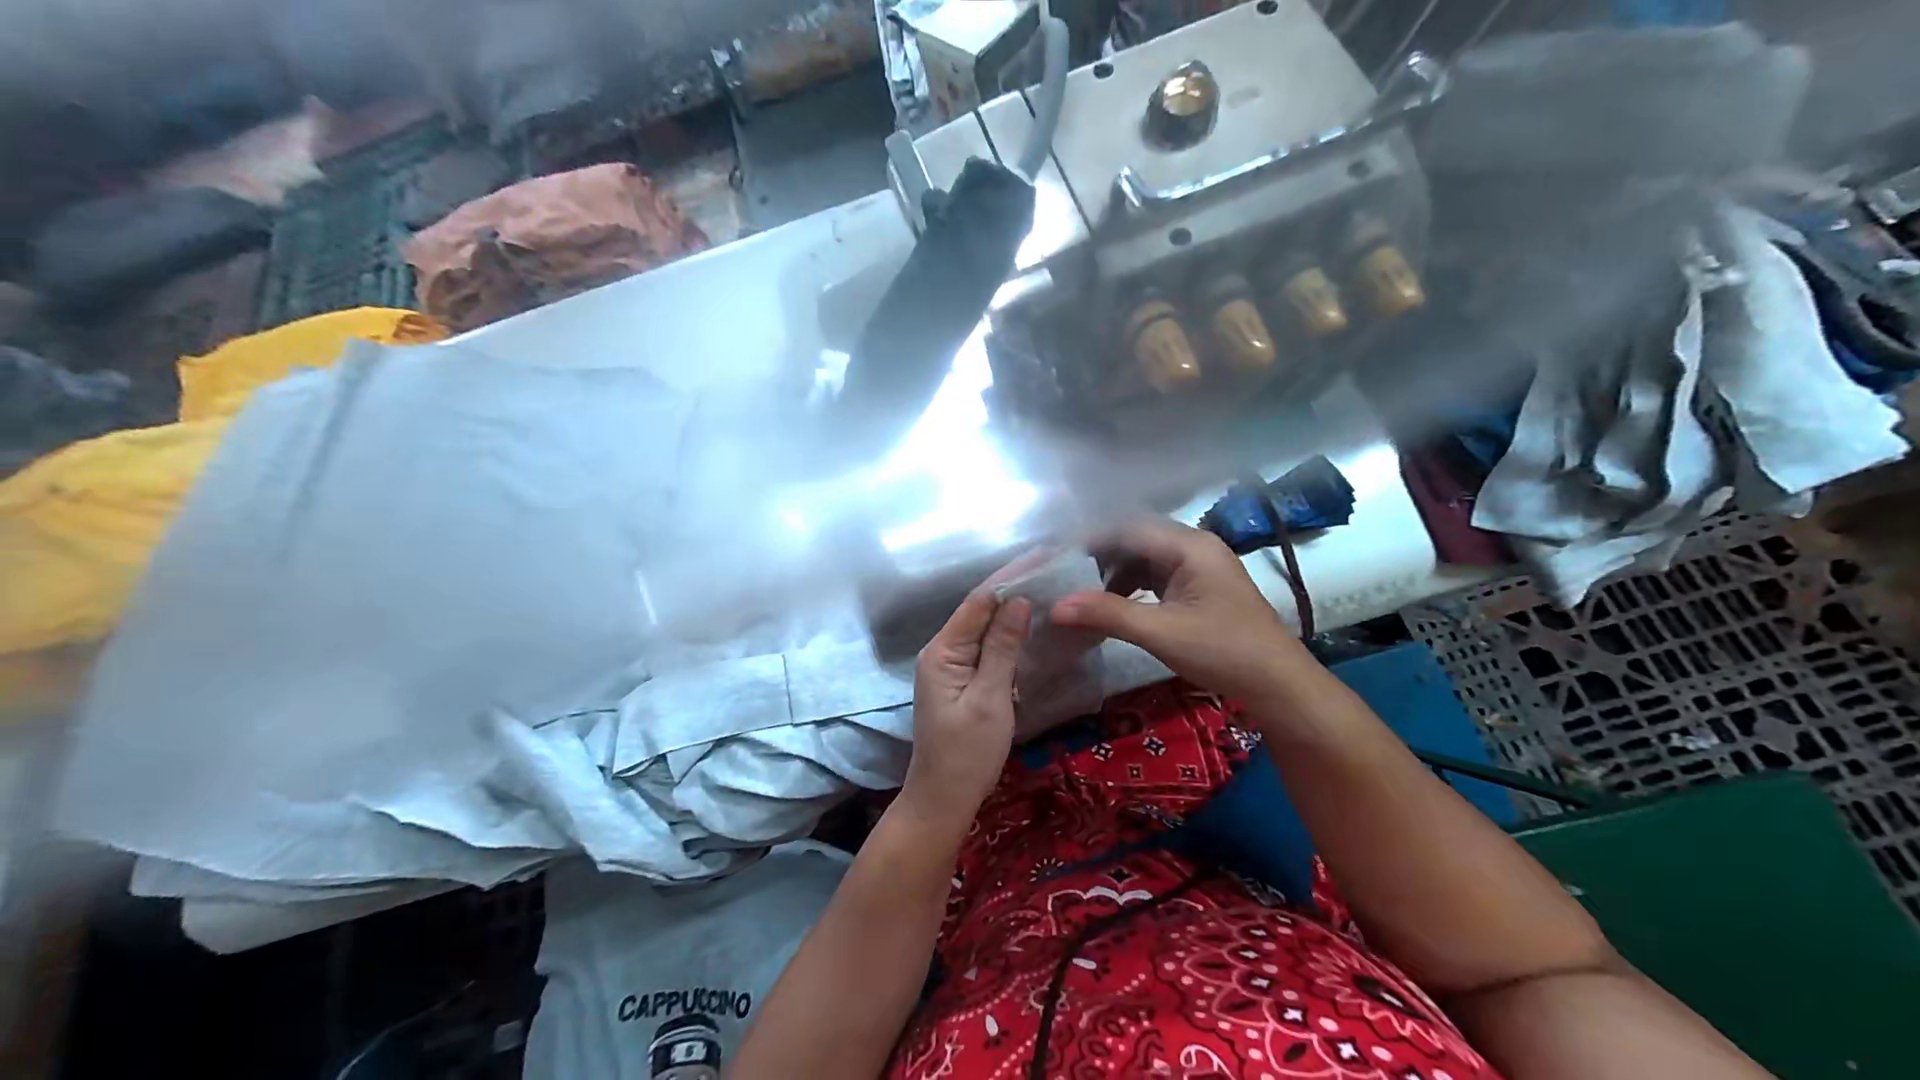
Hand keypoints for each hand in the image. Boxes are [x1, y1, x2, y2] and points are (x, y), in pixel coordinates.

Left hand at [901, 589, 1030, 832]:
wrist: (943, 799)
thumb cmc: (967, 753)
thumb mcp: (990, 698)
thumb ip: (1002, 648)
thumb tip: (1018, 600)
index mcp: (942, 651)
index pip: (977, 602)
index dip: (1009, 577)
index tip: (1043, 557)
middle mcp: (941, 652)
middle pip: (979, 610)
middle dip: (1013, 588)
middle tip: (1052, 566)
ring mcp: (950, 667)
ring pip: (983, 628)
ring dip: (1012, 609)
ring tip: (1048, 586)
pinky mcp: (961, 681)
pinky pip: (985, 648)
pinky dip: (1007, 635)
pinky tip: (1031, 626)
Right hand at [1050, 518, 1310, 704]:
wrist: (1278, 684)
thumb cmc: (1224, 651)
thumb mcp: (1161, 632)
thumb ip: (1108, 614)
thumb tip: (1056, 606)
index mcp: (1190, 546)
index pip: (1128, 528)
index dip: (1090, 540)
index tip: (1057, 558)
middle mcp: (1194, 547)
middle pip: (1136, 539)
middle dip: (1100, 556)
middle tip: (1065, 576)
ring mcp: (1199, 566)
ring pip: (1144, 558)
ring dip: (1114, 573)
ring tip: (1084, 594)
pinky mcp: (1199, 587)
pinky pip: (1156, 575)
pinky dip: (1131, 586)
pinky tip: (1114, 605)